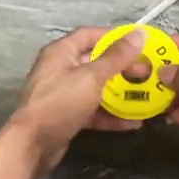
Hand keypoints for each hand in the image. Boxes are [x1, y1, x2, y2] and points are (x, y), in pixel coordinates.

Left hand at [0, 27, 148, 173]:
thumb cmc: (60, 103)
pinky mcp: (67, 116)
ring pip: (96, 88)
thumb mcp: (91, 77)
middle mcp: (60, 69)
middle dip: (121, 68)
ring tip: (145, 96)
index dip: (114, 36)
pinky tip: (133, 123)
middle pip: (95, 62)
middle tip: (146, 73)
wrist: (32, 144)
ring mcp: (63, 94)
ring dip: (119, 93)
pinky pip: (92, 110)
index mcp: (61, 52)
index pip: (89, 34)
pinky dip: (110, 115)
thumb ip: (116, 57)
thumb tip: (139, 34)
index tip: (138, 43)